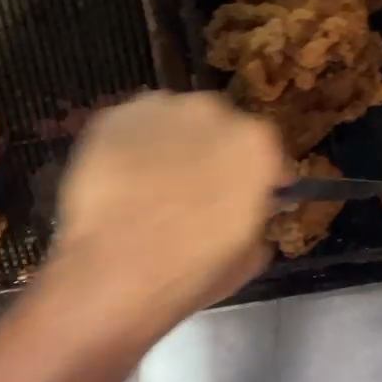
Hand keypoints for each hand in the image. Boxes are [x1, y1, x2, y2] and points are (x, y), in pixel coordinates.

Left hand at [51, 91, 286, 325]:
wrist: (113, 271)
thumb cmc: (190, 273)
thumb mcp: (245, 260)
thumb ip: (257, 223)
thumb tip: (253, 215)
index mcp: (255, 147)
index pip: (268, 154)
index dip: (260, 178)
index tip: (254, 197)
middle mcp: (212, 112)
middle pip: (221, 129)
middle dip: (214, 157)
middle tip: (199, 196)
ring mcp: (159, 108)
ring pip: (176, 125)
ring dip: (174, 150)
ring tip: (157, 192)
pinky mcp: (113, 116)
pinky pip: (135, 131)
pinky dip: (135, 150)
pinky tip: (126, 185)